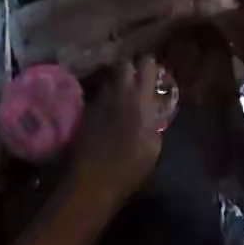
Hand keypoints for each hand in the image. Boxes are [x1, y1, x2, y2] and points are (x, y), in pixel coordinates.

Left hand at [69, 57, 172, 207]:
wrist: (94, 181)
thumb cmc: (131, 167)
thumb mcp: (154, 147)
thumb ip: (157, 123)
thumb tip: (156, 111)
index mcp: (141, 100)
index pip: (146, 65)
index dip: (149, 63)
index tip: (152, 69)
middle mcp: (120, 93)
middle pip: (123, 64)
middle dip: (129, 67)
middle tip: (134, 78)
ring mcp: (100, 100)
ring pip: (109, 79)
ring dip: (116, 83)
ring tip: (120, 95)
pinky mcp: (86, 111)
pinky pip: (98, 96)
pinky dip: (104, 99)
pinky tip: (106, 112)